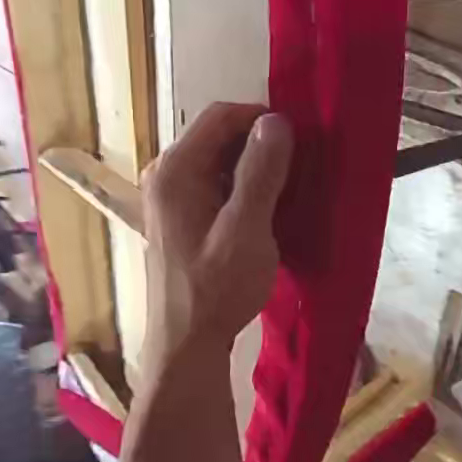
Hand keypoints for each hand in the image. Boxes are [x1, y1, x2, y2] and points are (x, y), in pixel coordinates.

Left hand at [142, 103, 293, 353]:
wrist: (186, 345)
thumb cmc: (217, 290)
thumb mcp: (247, 230)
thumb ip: (260, 173)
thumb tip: (277, 121)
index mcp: (175, 170)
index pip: (220, 116)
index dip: (260, 118)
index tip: (297, 140)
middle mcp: (164, 174)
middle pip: (216, 135)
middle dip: (258, 143)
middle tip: (296, 167)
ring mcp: (167, 195)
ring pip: (217, 159)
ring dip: (251, 166)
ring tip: (284, 189)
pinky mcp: (177, 215)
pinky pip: (212, 182)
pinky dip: (239, 185)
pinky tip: (262, 209)